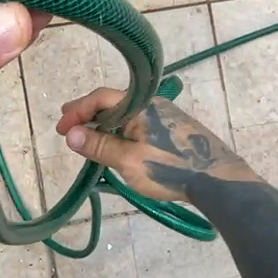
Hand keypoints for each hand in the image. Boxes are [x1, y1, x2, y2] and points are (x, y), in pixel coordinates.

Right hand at [56, 88, 257, 202]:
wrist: (216, 179)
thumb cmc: (170, 168)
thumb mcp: (128, 160)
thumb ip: (99, 146)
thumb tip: (70, 135)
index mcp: (140, 105)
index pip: (100, 98)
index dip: (77, 111)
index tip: (61, 130)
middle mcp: (152, 104)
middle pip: (112, 103)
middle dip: (87, 114)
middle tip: (67, 125)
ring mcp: (164, 116)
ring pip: (125, 115)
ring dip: (102, 125)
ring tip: (86, 138)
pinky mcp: (172, 130)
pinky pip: (137, 124)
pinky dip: (118, 131)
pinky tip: (114, 145)